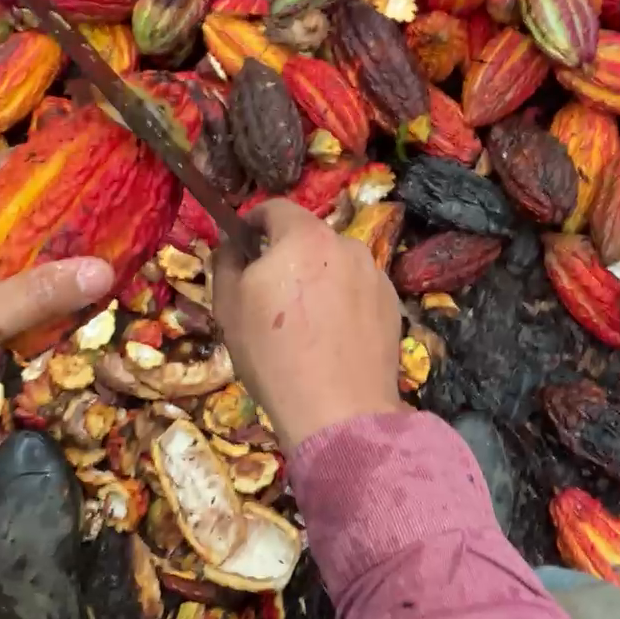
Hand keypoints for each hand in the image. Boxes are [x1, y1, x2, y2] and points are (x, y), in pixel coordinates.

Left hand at [0, 158, 115, 434]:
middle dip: (52, 211)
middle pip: (4, 212)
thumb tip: (107, 270)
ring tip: (99, 244)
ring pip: (8, 250)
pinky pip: (6, 282)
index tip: (87, 165)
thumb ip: (44, 292)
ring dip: (47, 251)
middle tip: (105, 208)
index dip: (35, 166)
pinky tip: (71, 289)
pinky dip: (36, 282)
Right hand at [213, 200, 406, 449]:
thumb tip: (232, 245)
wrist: (339, 410)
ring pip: (336, 263)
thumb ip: (227, 262)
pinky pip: (358, 289)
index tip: (243, 244)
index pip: (276, 208)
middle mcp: (346, 245)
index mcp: (304, 237)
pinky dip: (344, 300)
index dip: (254, 222)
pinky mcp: (392, 303)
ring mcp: (375, 274)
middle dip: (288, 255)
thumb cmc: (274, 355)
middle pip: (309, 237)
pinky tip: (334, 336)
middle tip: (271, 294)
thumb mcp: (230, 307)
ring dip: (319, 277)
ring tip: (306, 321)